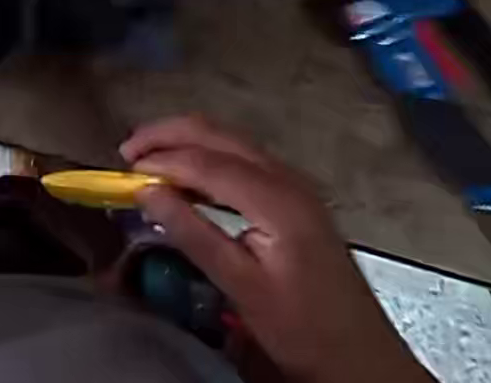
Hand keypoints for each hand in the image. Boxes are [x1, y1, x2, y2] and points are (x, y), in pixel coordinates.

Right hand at [124, 116, 430, 382]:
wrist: (364, 357)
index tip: (126, 169)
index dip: (163, 160)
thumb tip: (146, 192)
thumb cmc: (303, 329)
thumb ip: (193, 234)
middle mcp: (284, 174)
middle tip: (128, 150)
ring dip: (185, 141)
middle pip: (216, 134)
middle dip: (168, 134)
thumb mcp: (243, 289)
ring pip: (227, 139)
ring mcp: (290, 180)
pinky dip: (204, 155)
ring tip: (147, 157)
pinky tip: (186, 174)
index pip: (207, 161)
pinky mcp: (290, 191)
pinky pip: (238, 155)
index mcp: (275, 196)